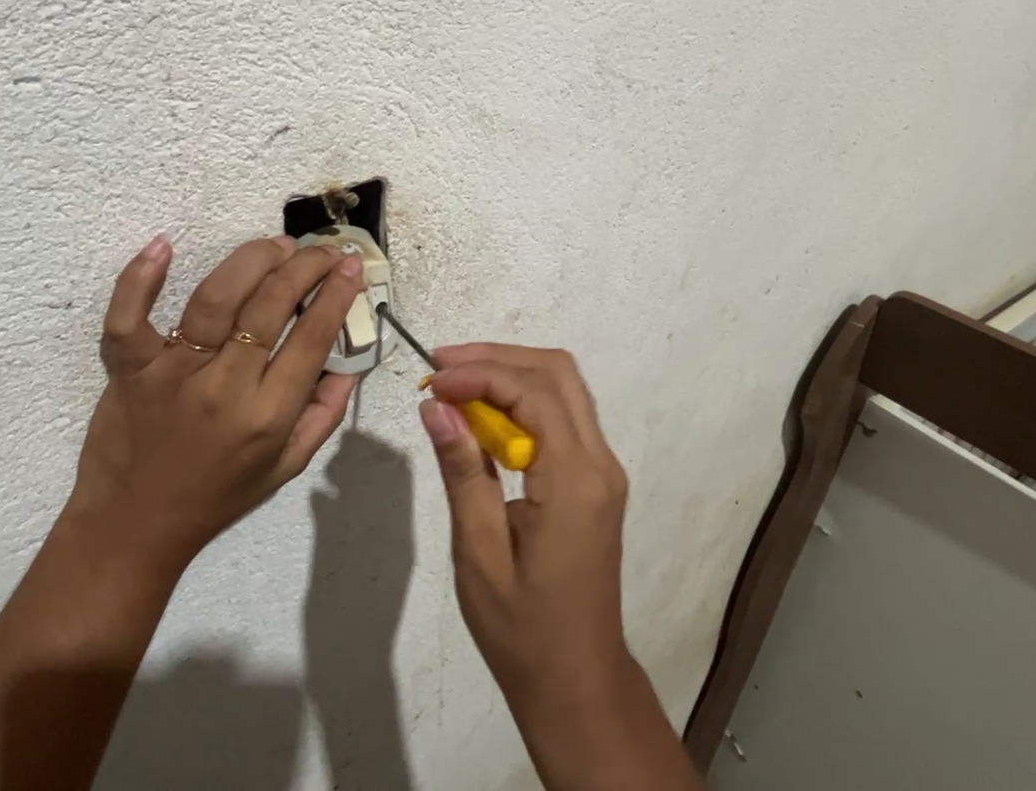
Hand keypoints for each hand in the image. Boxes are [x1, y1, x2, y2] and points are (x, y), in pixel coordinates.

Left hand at [68, 234, 365, 567]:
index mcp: (268, 414)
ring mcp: (172, 374)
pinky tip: (163, 245)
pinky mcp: (128, 370)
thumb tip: (352, 362)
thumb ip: (324, 414)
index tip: (351, 265)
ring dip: (250, 260)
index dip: (336, 293)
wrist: (135, 527)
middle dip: (303, 266)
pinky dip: (138, 280)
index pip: (312, 337)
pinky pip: (127, 319)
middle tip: (320, 250)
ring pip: (214, 299)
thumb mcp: (288, 466)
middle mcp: (224, 387)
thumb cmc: (218, 496)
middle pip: (269, 305)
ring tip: (275, 245)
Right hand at [417, 345, 631, 703]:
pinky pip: (564, 418)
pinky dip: (524, 402)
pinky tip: (483, 416)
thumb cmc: (521, 627)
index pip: (533, 393)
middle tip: (440, 366)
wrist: (577, 676)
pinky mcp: (596, 481)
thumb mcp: (478, 551)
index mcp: (574, 481)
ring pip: (564, 389)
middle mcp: (600, 464)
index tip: (431, 381)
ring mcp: (604, 471)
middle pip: (558, 374)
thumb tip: (436, 406)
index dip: (480, 373)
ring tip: (454, 381)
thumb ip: (463, 471)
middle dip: (497, 358)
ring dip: (511, 374)